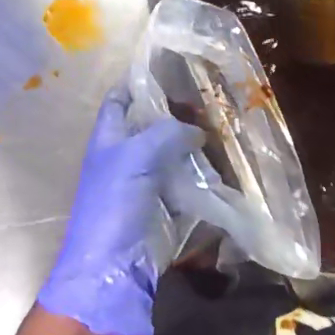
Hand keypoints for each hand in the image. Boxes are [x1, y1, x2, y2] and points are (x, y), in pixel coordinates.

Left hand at [38, 86, 205, 334]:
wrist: (113, 265)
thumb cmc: (115, 204)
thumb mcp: (136, 156)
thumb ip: (166, 132)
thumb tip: (195, 129)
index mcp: (109, 138)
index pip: (121, 99)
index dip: (140, 81)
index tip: (174, 68)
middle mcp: (125, 156)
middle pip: (151, 125)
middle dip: (178, 112)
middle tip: (213, 99)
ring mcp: (145, 182)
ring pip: (171, 152)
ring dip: (193, 143)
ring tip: (225, 126)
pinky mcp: (163, 206)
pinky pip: (183, 181)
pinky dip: (200, 172)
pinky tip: (222, 163)